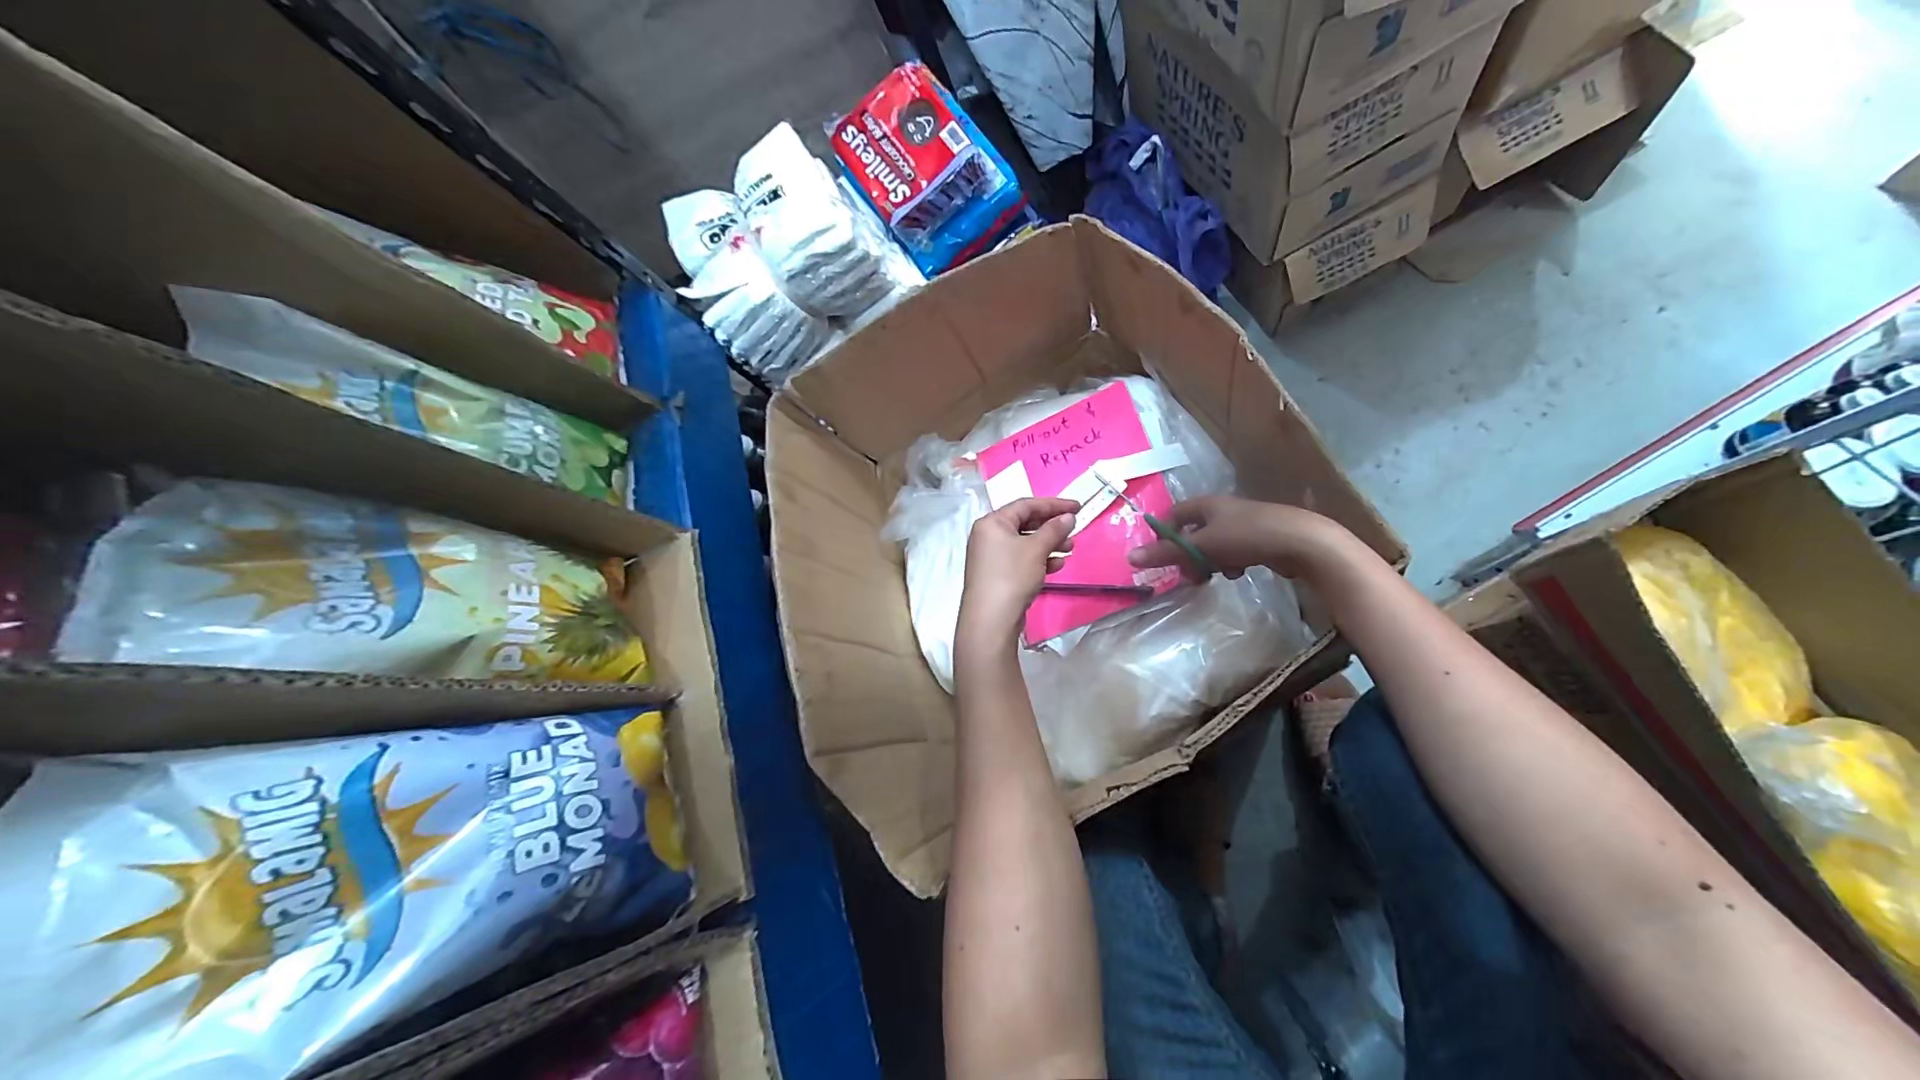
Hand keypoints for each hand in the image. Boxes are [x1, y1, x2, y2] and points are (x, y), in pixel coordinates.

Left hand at [957, 497, 1078, 649]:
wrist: (991, 619)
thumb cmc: (1012, 575)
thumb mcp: (1036, 549)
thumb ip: (1054, 529)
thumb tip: (1068, 517)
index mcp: (992, 522)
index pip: (1026, 505)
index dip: (1053, 504)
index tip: (1077, 507)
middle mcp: (987, 536)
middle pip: (1024, 524)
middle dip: (1051, 527)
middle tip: (1073, 530)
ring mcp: (990, 556)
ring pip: (1024, 543)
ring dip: (1048, 544)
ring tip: (1070, 549)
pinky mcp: (996, 575)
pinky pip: (1020, 560)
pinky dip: (1038, 560)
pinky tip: (1056, 566)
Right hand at [1126, 495, 1342, 580]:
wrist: (1302, 542)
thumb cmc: (1247, 536)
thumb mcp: (1202, 546)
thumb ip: (1166, 553)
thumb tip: (1129, 557)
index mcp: (1207, 504)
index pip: (1175, 514)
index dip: (1165, 534)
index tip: (1163, 556)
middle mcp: (1224, 510)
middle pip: (1193, 532)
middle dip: (1189, 554)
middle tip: (1191, 574)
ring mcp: (1244, 524)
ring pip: (1214, 545)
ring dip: (1210, 561)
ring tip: (1217, 575)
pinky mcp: (1261, 539)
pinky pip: (1234, 551)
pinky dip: (1231, 563)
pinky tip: (1239, 573)